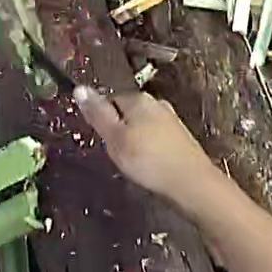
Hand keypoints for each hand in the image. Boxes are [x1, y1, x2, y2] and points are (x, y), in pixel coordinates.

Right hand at [73, 88, 227, 206]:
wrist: (192, 183)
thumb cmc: (148, 160)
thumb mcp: (115, 138)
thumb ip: (97, 113)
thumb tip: (80, 88)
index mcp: (138, 99)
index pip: (110, 98)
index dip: (102, 120)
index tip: (104, 140)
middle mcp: (156, 103)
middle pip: (126, 112)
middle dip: (119, 130)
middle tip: (117, 153)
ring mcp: (171, 119)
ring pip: (141, 125)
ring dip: (134, 140)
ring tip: (134, 162)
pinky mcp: (180, 136)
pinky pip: (155, 137)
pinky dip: (149, 148)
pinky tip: (150, 164)